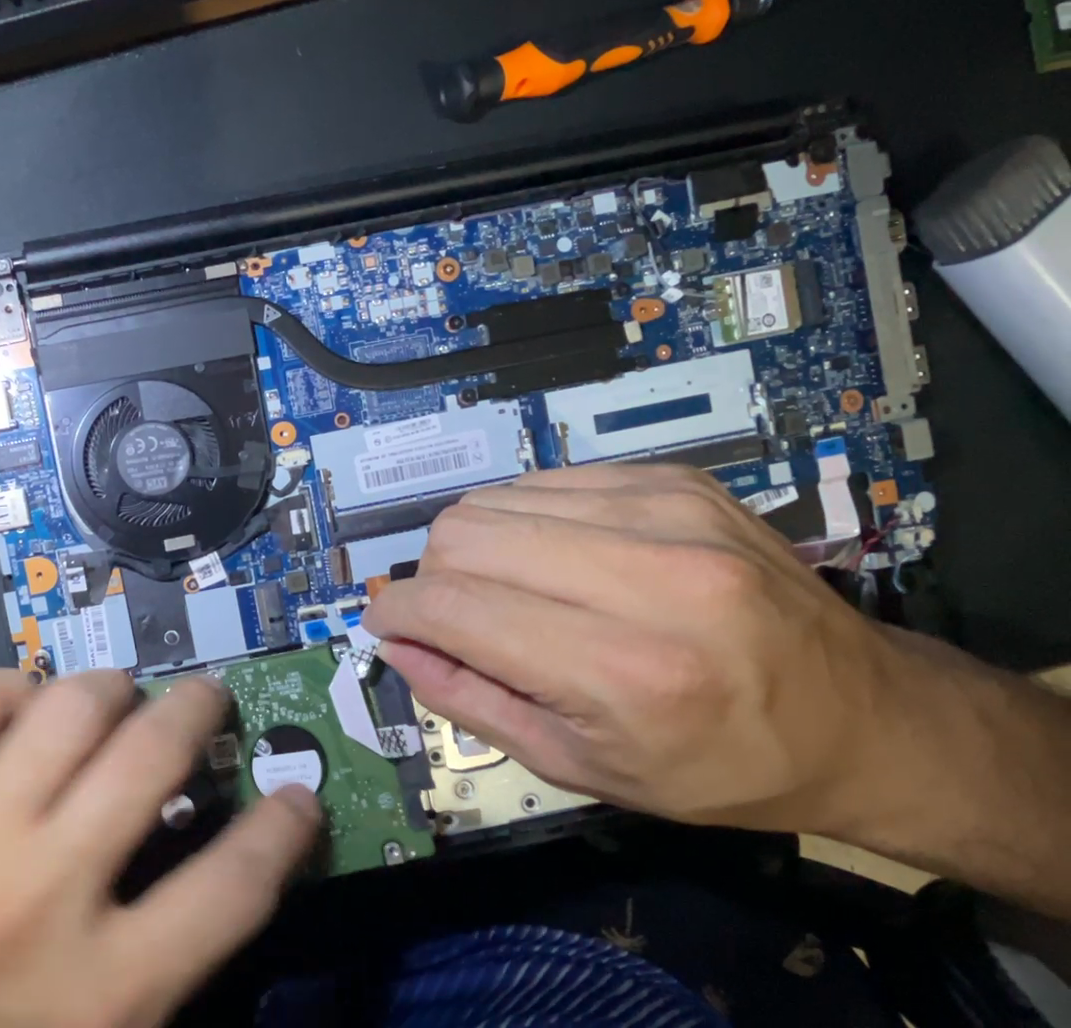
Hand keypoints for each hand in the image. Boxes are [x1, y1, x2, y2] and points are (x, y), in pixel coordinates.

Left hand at [0, 669, 320, 1027]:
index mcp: (104, 990)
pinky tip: (22, 705)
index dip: (283, 832)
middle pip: (150, 762)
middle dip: (196, 712)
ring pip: (69, 709)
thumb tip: (209, 856)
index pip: (231, 891)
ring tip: (121, 695)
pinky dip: (11, 686)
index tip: (300, 794)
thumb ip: (157, 960)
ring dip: (111, 688)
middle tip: (205, 699)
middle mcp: (44, 893)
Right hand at [362, 463, 904, 832]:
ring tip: (506, 589)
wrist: (862, 717)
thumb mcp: (579, 767)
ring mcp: (667, 513)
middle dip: (430, 578)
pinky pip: (543, 481)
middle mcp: (646, 577)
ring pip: (493, 499)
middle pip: (462, 535)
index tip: (386, 625)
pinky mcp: (676, 480)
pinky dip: (521, 521)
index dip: (397, 612)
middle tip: (452, 616)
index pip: (453, 607)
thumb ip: (469, 702)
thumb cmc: (716, 766)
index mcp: (622, 670)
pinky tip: (552, 558)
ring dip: (472, 546)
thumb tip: (393, 642)